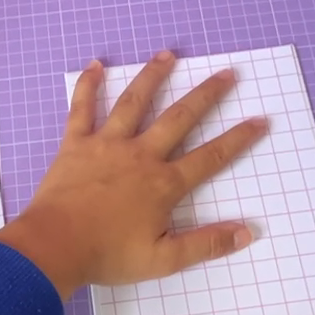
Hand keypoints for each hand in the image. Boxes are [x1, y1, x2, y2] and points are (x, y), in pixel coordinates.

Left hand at [0, 50, 266, 298]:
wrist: (55, 246)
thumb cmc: (108, 255)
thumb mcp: (163, 260)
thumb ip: (206, 244)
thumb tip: (247, 232)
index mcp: (163, 184)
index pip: (210, 157)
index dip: (237, 139)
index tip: (259, 120)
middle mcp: (141, 155)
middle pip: (179, 118)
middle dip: (206, 95)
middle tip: (227, 73)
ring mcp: (107, 144)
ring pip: (134, 102)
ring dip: (153, 76)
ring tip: (168, 55)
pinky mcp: (76, 143)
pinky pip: (82, 108)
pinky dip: (89, 85)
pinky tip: (95, 65)